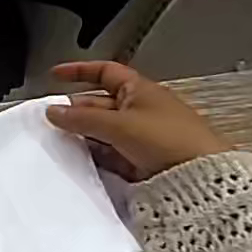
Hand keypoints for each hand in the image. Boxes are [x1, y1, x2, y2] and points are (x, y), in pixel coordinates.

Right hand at [47, 61, 230, 179]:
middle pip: (99, 104)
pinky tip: (80, 161)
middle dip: (75, 110)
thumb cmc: (168, 140)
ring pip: (103, 131)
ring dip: (83, 135)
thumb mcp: (118, 124)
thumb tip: (53, 111)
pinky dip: (96, 155)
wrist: (201, 180)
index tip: (56, 74)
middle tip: (50, 120)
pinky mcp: (142, 161)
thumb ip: (82, 118)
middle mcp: (140, 108)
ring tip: (59, 142)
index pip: (104, 72)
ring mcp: (142, 135)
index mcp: (139, 89)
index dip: (79, 71)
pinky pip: (112, 153)